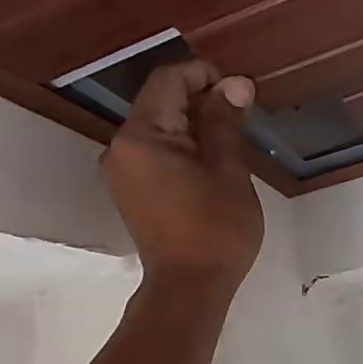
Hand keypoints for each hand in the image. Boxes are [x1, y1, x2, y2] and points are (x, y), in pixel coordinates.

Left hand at [104, 61, 264, 286]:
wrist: (190, 288)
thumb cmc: (216, 229)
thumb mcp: (229, 170)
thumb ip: (225, 122)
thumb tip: (235, 84)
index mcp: (141, 137)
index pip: (168, 80)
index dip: (204, 75)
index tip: (239, 92)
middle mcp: (120, 147)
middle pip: (160, 102)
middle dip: (201, 100)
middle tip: (242, 116)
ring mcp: (121, 170)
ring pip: (159, 127)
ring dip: (194, 124)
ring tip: (231, 140)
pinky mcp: (129, 189)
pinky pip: (154, 151)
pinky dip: (182, 146)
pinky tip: (211, 162)